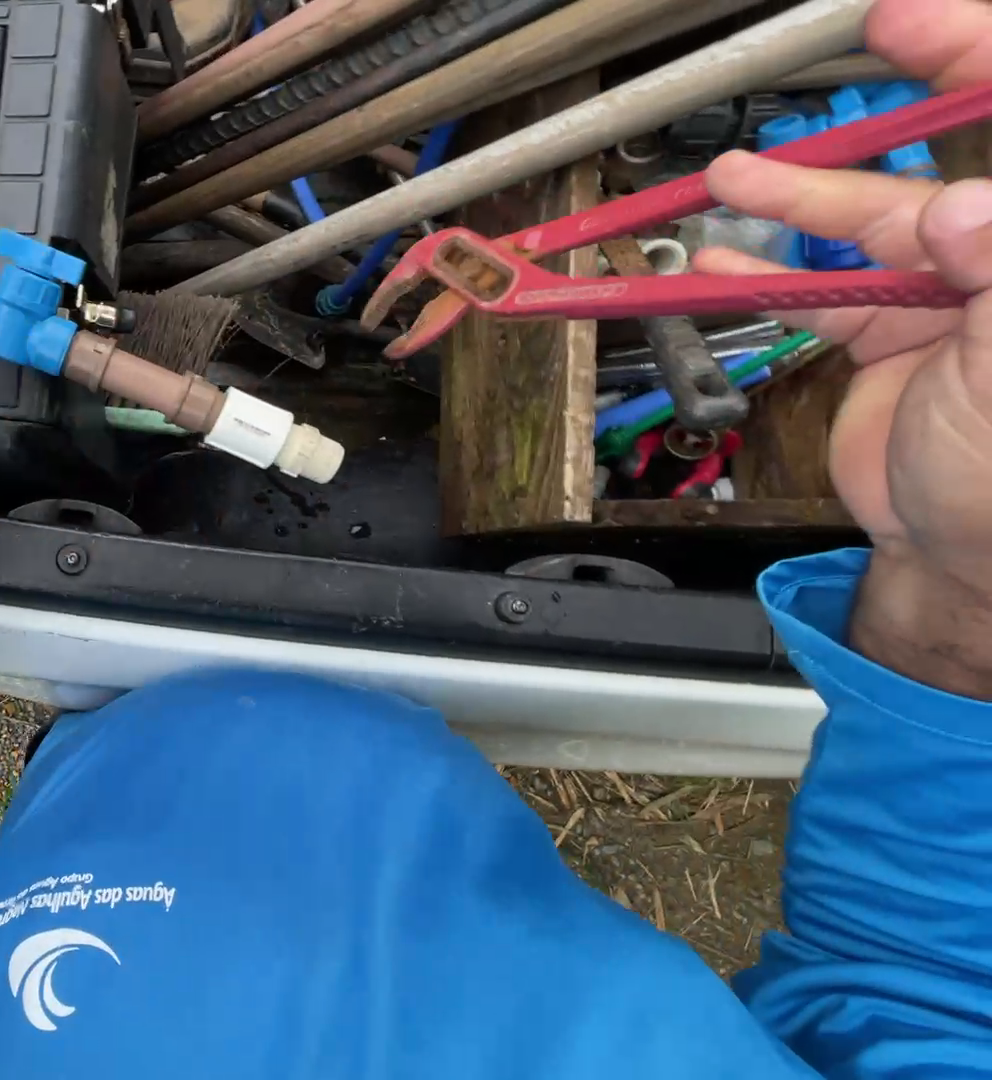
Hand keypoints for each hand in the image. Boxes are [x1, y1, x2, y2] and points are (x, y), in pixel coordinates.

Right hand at [695, 0, 991, 695]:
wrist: (961, 550)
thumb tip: (966, 208)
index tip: (918, 19)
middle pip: (972, 153)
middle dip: (926, 92)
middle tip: (883, 31)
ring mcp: (955, 291)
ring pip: (877, 221)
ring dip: (802, 198)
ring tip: (733, 178)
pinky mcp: (893, 331)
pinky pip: (820, 289)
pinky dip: (761, 278)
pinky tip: (715, 263)